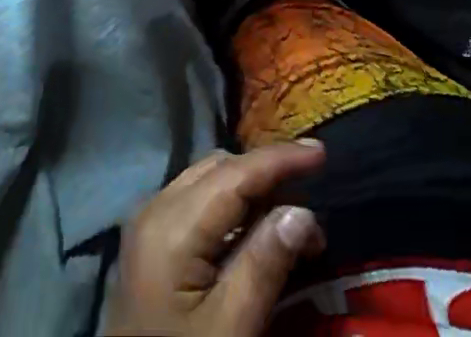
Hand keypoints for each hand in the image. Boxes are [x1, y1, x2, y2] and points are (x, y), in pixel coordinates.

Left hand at [104, 142, 327, 336]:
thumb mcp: (232, 325)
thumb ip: (265, 264)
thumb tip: (303, 211)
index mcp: (172, 225)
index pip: (232, 176)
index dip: (278, 160)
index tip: (321, 151)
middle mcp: (155, 206)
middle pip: (217, 169)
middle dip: (267, 175)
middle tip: (315, 205)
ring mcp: (149, 217)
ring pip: (206, 178)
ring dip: (250, 187)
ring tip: (294, 218)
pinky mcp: (151, 234)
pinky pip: (195, 198)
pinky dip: (230, 202)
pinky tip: (256, 228)